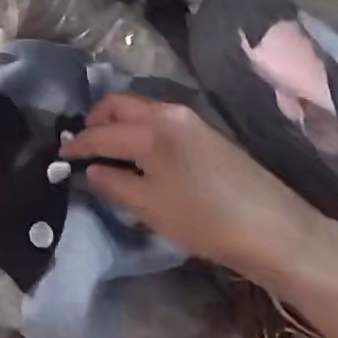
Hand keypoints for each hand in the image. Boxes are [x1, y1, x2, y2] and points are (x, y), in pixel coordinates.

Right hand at [61, 93, 333, 282]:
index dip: (76, 145)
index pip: (99, 133)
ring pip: (139, 108)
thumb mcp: (148, 207)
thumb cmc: (205, 221)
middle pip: (117, 105)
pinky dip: (138, 128)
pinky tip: (138, 153)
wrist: (277, 232)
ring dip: (117, 122)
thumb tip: (91, 170)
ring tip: (107, 150)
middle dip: (95, 121)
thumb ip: (112, 184)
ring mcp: (189, 119)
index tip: (59, 155)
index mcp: (148, 130)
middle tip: (83, 146)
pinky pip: (158, 118)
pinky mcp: (205, 131)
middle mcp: (167, 114)